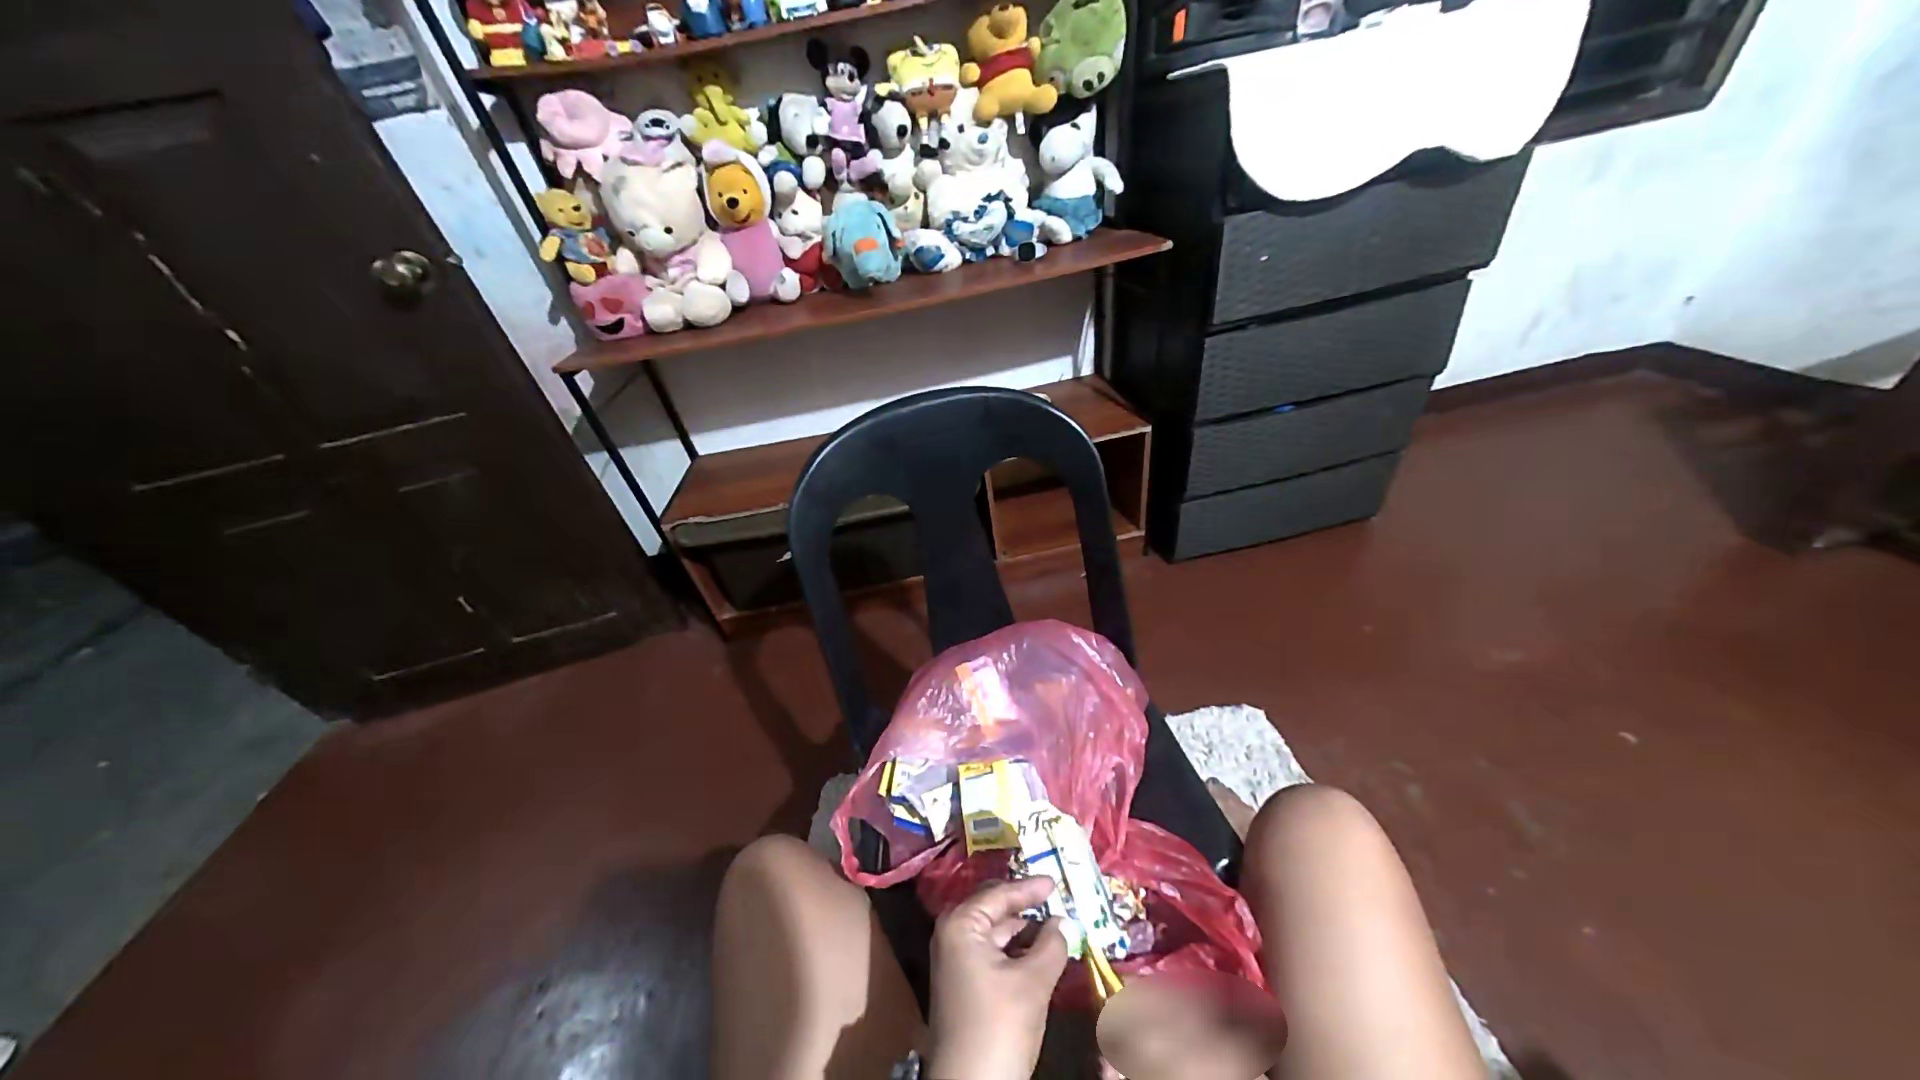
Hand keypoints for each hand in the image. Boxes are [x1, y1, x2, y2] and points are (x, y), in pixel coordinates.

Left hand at [925, 876, 1068, 1079]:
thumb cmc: (999, 1025)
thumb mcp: (1033, 981)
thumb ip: (1052, 944)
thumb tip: (1064, 921)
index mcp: (961, 924)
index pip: (1000, 894)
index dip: (1029, 887)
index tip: (1055, 880)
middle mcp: (952, 934)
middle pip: (995, 910)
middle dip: (1026, 906)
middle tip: (1057, 900)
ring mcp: (955, 960)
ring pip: (995, 932)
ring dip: (1024, 930)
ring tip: (1056, 925)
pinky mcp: (963, 982)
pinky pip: (992, 952)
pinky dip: (1016, 950)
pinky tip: (1040, 952)